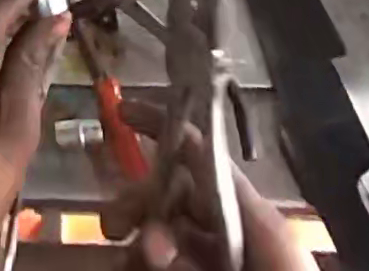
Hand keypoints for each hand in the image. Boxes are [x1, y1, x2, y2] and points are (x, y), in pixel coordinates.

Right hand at [104, 100, 315, 270]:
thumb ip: (193, 263)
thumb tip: (148, 239)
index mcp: (257, 221)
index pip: (206, 155)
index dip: (167, 128)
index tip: (126, 114)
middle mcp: (242, 234)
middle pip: (182, 194)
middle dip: (143, 199)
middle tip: (111, 224)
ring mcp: (230, 262)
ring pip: (175, 233)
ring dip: (143, 239)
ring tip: (118, 257)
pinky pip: (181, 262)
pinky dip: (153, 263)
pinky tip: (128, 265)